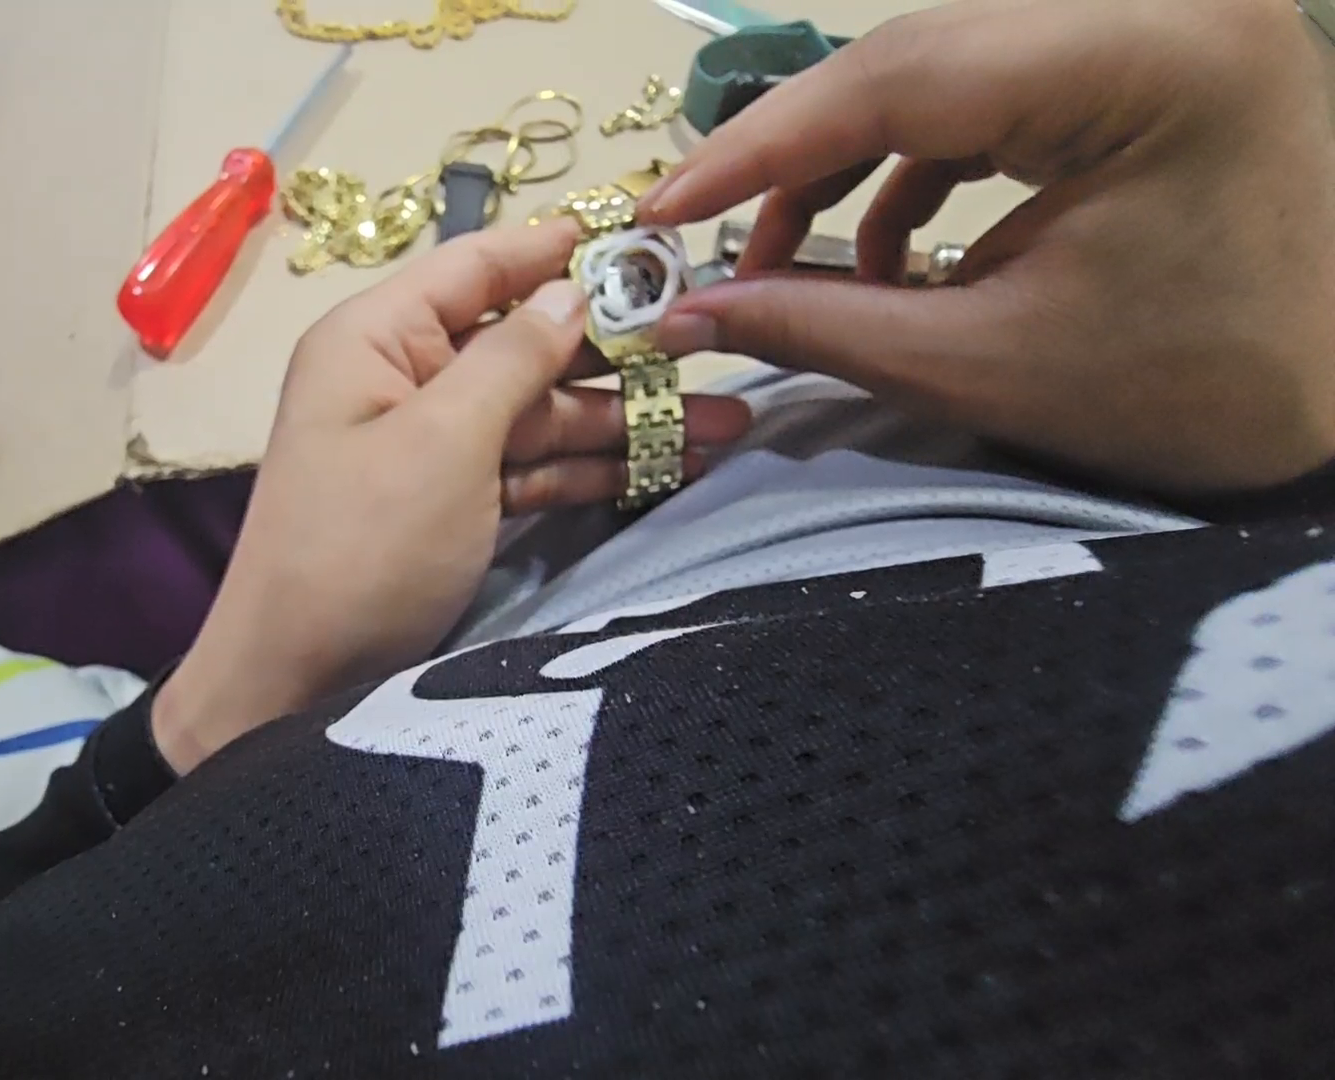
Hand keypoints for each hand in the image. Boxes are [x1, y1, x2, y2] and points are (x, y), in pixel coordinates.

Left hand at [153, 220, 751, 770]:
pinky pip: (529, 471)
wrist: (298, 676)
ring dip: (623, 420)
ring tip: (726, 424)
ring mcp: (433, 447)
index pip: (476, 268)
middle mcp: (405, 381)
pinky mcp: (455, 504)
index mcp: (377, 339)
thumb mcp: (441, 442)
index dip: (558, 249)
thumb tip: (571, 292)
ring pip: (537, 415)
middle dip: (615, 351)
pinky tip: (667, 467)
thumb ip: (511, 360)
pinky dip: (589, 472)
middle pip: (521, 345)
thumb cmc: (363, 546)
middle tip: (715, 345)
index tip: (648, 234)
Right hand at [638, 0, 1334, 494]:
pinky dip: (892, 178)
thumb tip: (677, 317)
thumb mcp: (959, 365)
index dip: (756, 147)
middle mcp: (1153, 11)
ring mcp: (1143, 35)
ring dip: (827, 168)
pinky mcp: (1125, 75)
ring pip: (924, 76)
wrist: (1319, 404)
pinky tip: (874, 255)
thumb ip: (804, 327)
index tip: (661, 212)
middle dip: (777, 154)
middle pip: (903, 59)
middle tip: (685, 227)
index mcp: (1147, 63)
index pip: (898, 76)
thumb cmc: (1164, 395)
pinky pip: (966, 104)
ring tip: (774, 259)